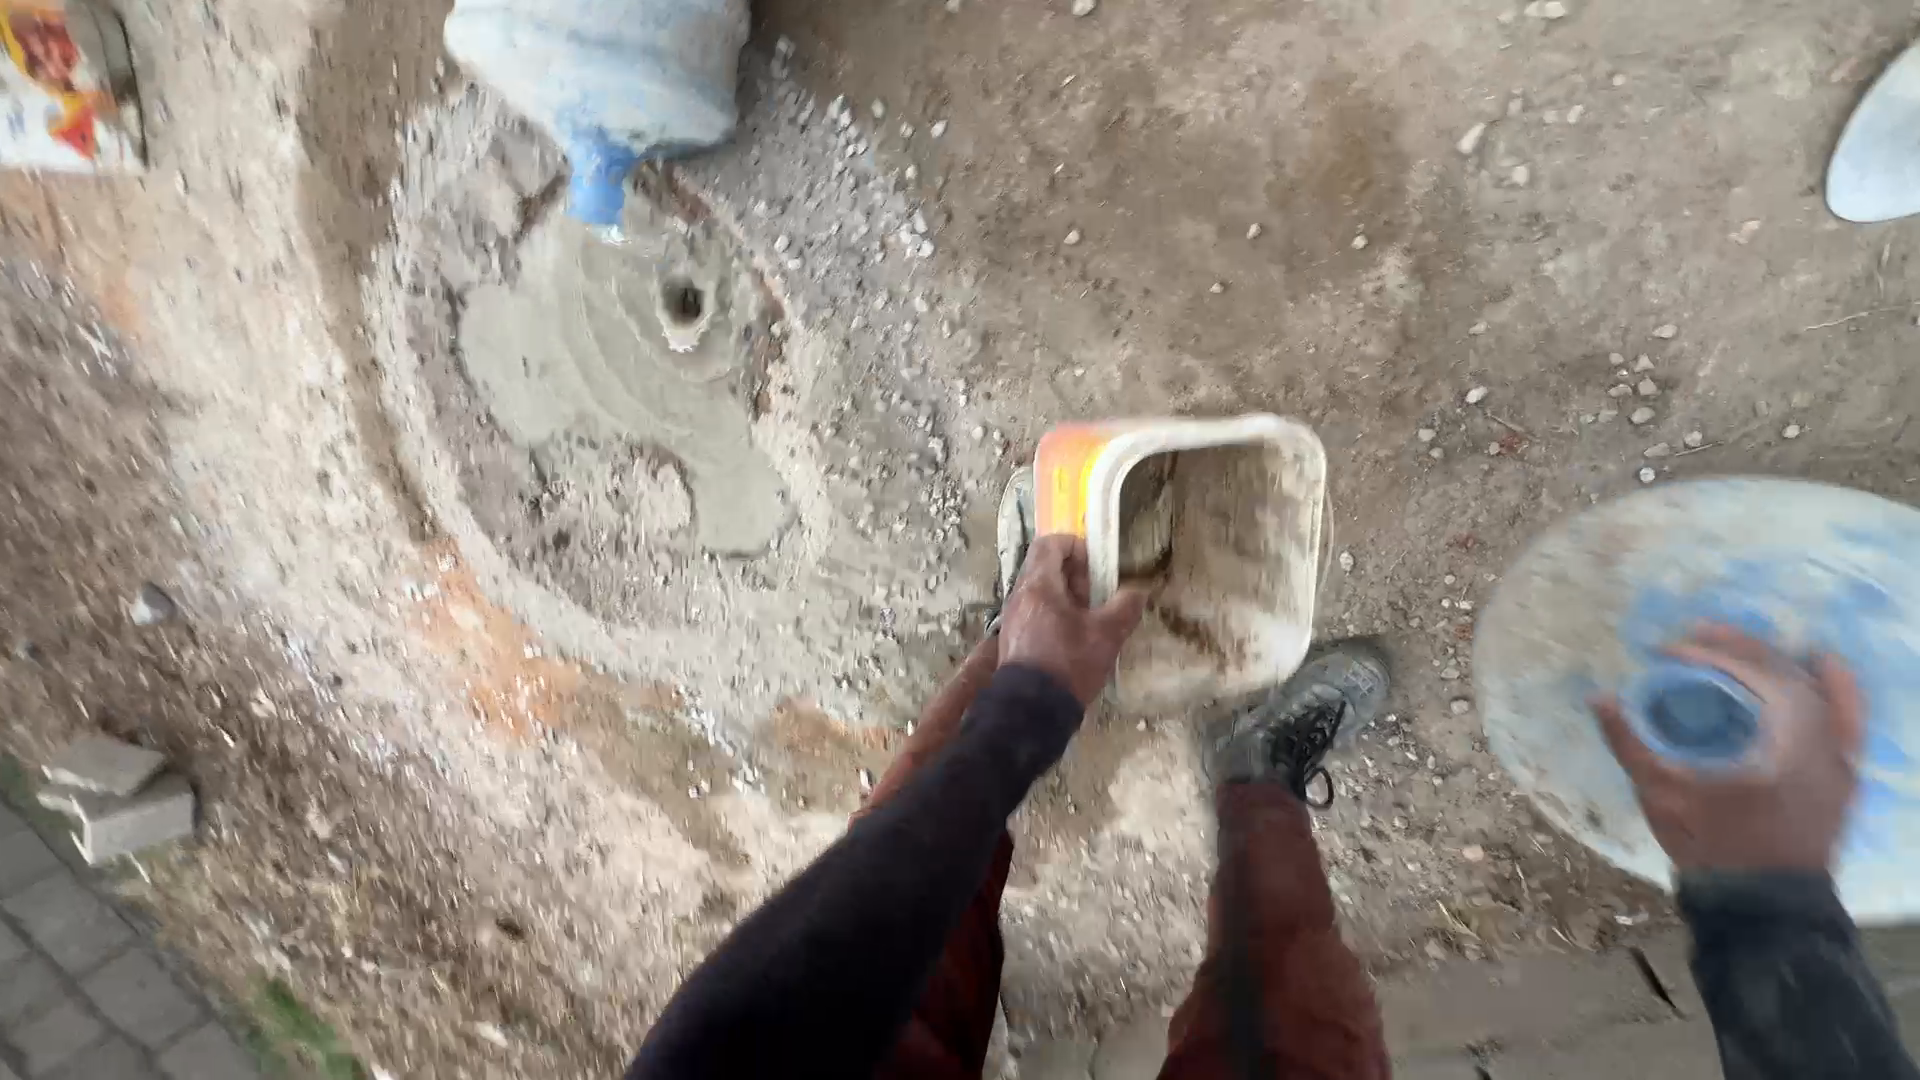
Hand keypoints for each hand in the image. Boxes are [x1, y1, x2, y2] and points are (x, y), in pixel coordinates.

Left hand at [997, 534, 1148, 705]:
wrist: (1031, 708)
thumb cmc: (1069, 664)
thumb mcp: (1106, 635)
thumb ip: (1124, 608)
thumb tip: (1137, 593)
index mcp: (1038, 586)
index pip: (1050, 544)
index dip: (1075, 546)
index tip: (1095, 567)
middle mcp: (1019, 595)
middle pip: (1044, 566)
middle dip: (1073, 575)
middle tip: (1095, 597)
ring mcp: (1012, 616)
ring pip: (1039, 590)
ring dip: (1065, 596)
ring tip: (1087, 620)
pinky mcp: (1012, 636)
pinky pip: (1033, 610)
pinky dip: (1053, 613)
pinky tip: (1072, 638)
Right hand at [1593, 624, 1864, 873]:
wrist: (1762, 897)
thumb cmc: (1710, 840)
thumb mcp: (1659, 791)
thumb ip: (1629, 741)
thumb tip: (1598, 697)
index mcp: (1784, 748)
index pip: (1759, 679)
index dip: (1713, 655)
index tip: (1668, 651)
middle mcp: (1823, 747)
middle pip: (1790, 677)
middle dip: (1740, 648)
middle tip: (1695, 633)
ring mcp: (1838, 760)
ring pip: (1824, 691)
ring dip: (1778, 660)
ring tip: (1739, 642)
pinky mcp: (1839, 772)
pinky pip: (1849, 717)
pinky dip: (1835, 686)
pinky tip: (1818, 664)